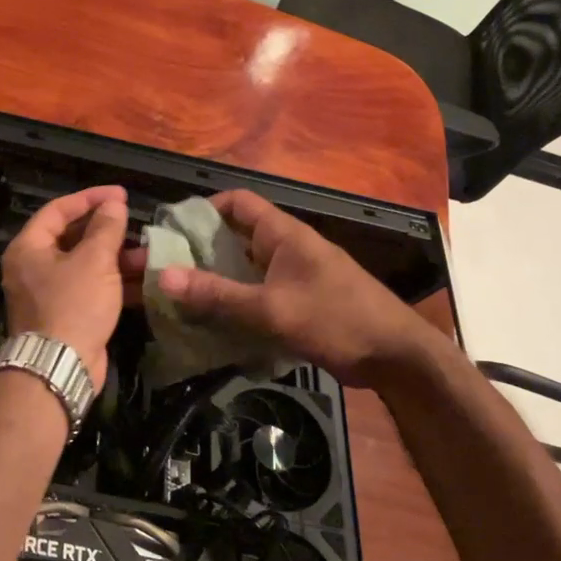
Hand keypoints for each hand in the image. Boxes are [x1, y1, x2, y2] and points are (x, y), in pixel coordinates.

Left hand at [1, 185, 127, 390]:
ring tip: (150, 254)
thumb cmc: (73, 305)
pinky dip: (114, 283)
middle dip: (107, 231)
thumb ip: (106, 228)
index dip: (89, 198)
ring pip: (86, 265)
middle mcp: (33, 267)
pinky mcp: (67, 314)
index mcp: (28, 248)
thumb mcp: (94, 261)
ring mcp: (49, 293)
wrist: (60, 367)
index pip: (57, 210)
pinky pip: (91, 289)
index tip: (121, 194)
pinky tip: (145, 280)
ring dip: (117, 259)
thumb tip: (114, 204)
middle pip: (72, 238)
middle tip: (136, 224)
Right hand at [154, 190, 447, 387]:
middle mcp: (288, 247)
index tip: (172, 232)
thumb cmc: (336, 320)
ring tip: (181, 296)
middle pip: (236, 236)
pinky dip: (236, 300)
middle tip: (166, 270)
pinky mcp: (301, 300)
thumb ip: (216, 294)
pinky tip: (215, 321)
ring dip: (217, 279)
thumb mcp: (270, 309)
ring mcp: (296, 275)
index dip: (203, 209)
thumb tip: (163, 276)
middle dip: (201, 250)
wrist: (397, 357)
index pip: (237, 202)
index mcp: (283, 234)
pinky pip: (258, 291)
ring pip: (246, 267)